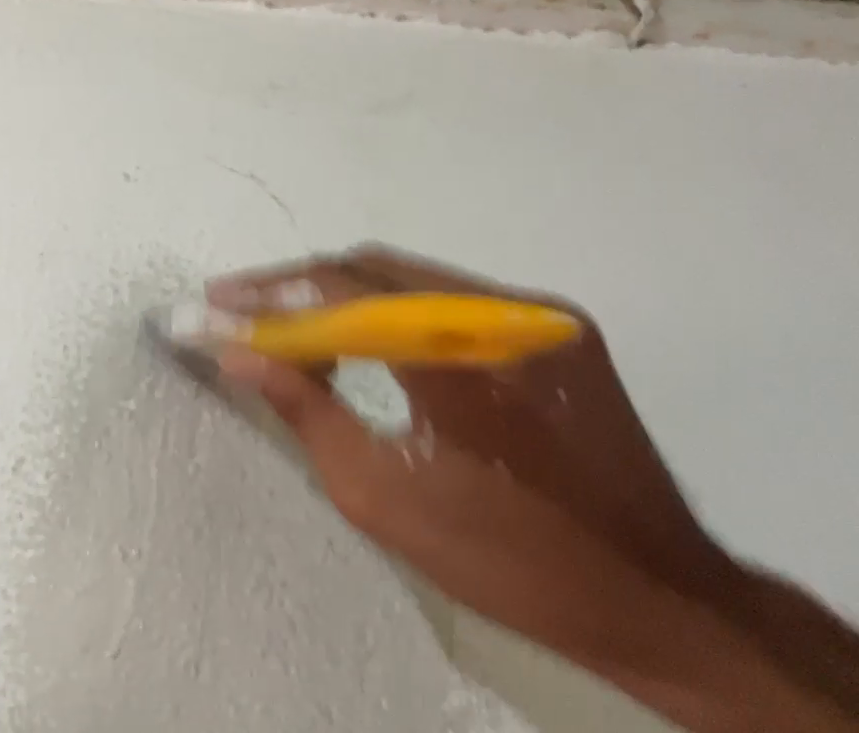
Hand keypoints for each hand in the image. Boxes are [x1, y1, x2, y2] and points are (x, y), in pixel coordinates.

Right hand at [196, 245, 858, 731]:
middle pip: (371, 271)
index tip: (211, 303)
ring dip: (338, 297)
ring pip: (408, 280)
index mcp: (465, 354)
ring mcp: (539, 317)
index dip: (266, 296)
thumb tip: (234, 352)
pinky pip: (446, 300)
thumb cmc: (503, 556)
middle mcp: (507, 313)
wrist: (659, 600)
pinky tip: (355, 340)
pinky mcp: (555, 332)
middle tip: (237, 311)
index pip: (341, 292)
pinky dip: (387, 313)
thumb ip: (302, 410)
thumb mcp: (380, 492)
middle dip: (295, 289)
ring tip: (283, 325)